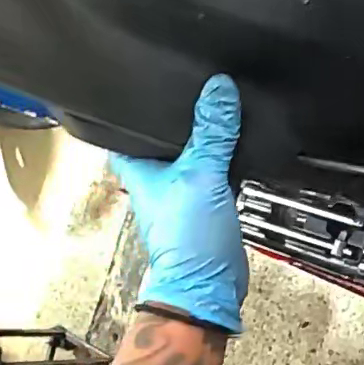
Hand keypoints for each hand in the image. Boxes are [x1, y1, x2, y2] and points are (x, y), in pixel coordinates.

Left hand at [110, 74, 247, 332]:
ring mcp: (182, 191)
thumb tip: (219, 89)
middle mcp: (156, 179)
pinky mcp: (207, 203)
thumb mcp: (201, 176)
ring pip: (192, 153)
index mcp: (139, 170)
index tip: (143, 79)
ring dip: (203, 134)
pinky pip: (214, 170)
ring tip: (219, 101)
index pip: (125, 129)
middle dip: (177, 114)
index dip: (132, 105)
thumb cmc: (187, 241)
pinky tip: (237, 138)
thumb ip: (211, 133)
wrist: (210, 285)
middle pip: (163, 137)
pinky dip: (224, 155)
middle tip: (192, 82)